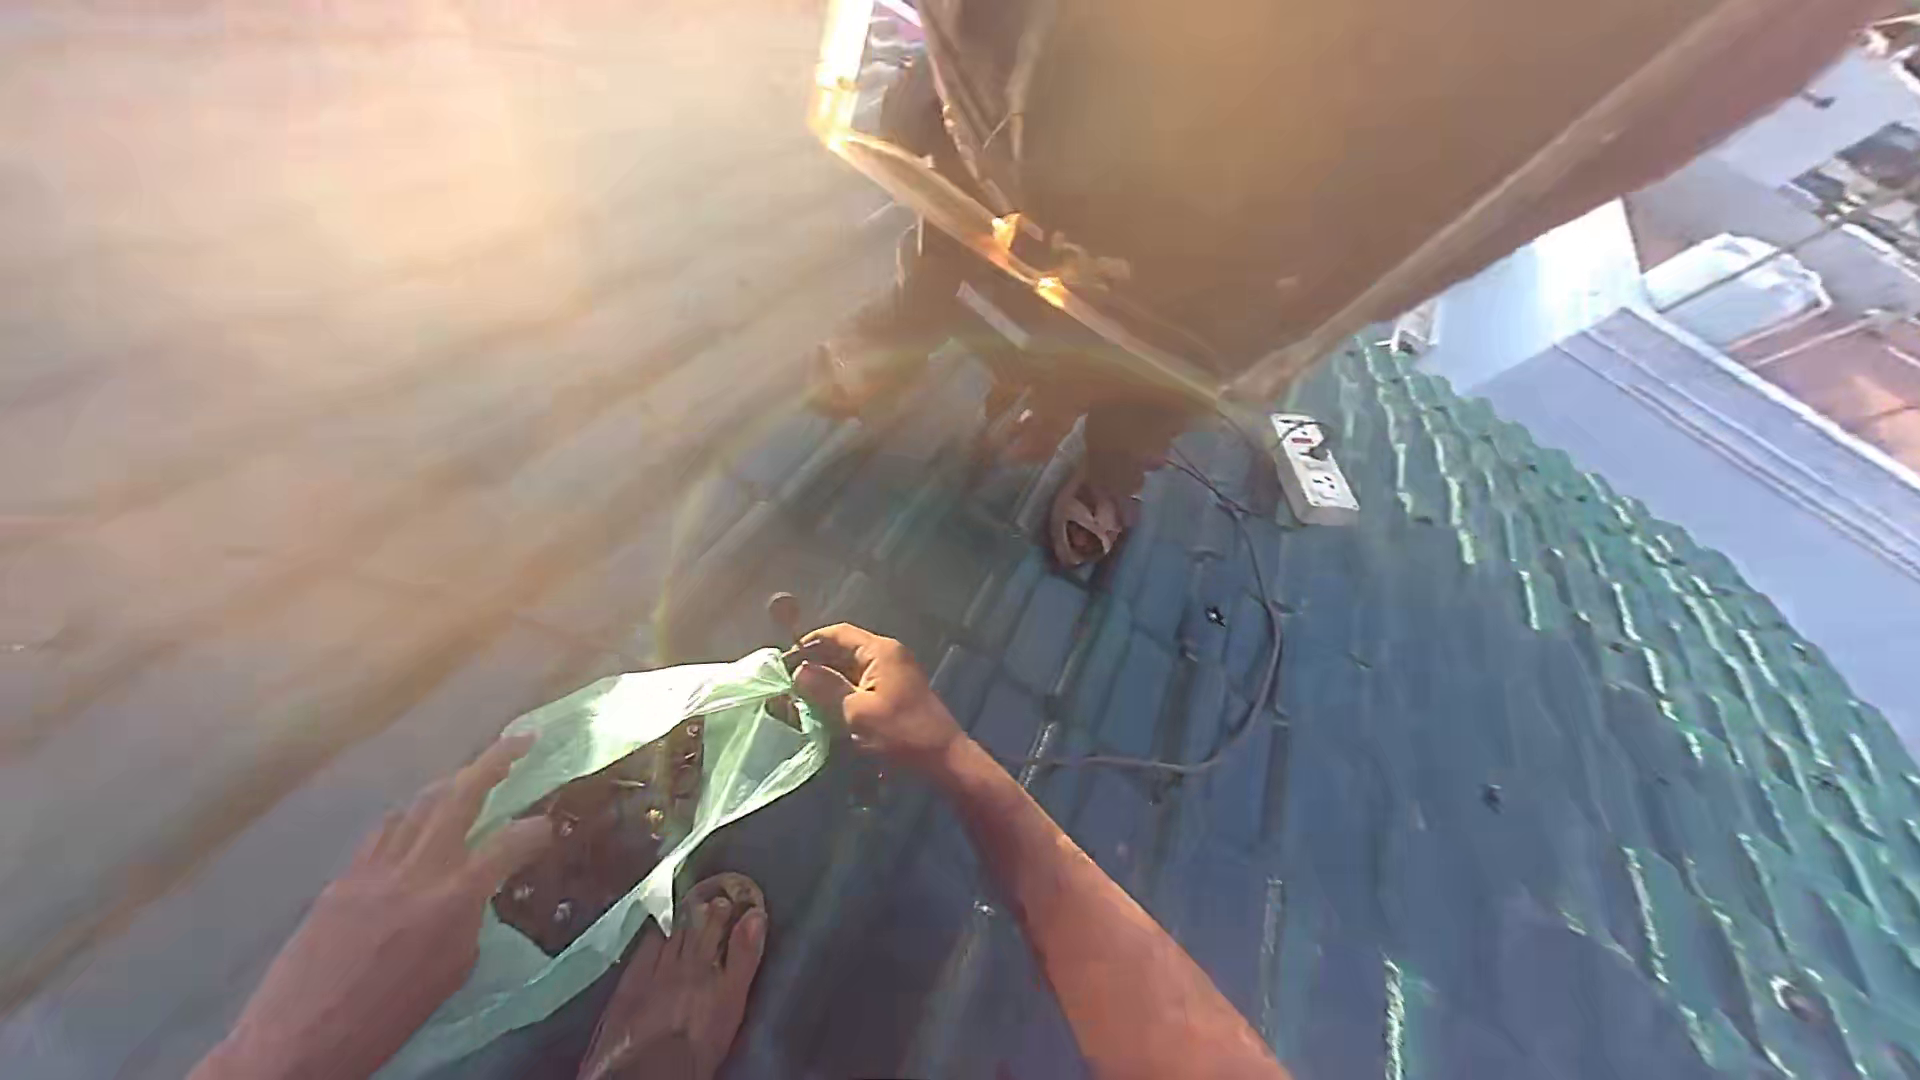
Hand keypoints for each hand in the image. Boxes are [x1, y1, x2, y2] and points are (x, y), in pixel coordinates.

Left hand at [193, 735, 551, 1079]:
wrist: (289, 1050)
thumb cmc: (388, 1015)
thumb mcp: (456, 966)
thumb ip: (475, 910)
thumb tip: (484, 881)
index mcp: (454, 897)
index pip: (512, 841)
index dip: (536, 830)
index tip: (547, 829)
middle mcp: (417, 870)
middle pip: (461, 795)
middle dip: (497, 759)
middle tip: (523, 740)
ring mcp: (374, 869)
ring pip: (420, 803)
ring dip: (454, 781)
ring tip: (475, 774)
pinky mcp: (342, 879)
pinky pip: (386, 830)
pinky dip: (412, 814)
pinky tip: (420, 819)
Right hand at [792, 623, 966, 774]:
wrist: (943, 757)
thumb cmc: (901, 732)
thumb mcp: (857, 711)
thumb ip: (825, 688)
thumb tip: (798, 671)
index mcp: (880, 650)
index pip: (838, 633)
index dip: (810, 643)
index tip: (785, 661)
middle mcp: (888, 654)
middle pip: (844, 650)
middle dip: (815, 664)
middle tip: (787, 683)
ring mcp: (893, 672)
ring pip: (851, 668)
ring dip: (827, 680)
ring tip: (800, 697)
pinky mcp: (894, 691)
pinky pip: (861, 683)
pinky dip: (842, 692)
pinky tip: (824, 707)